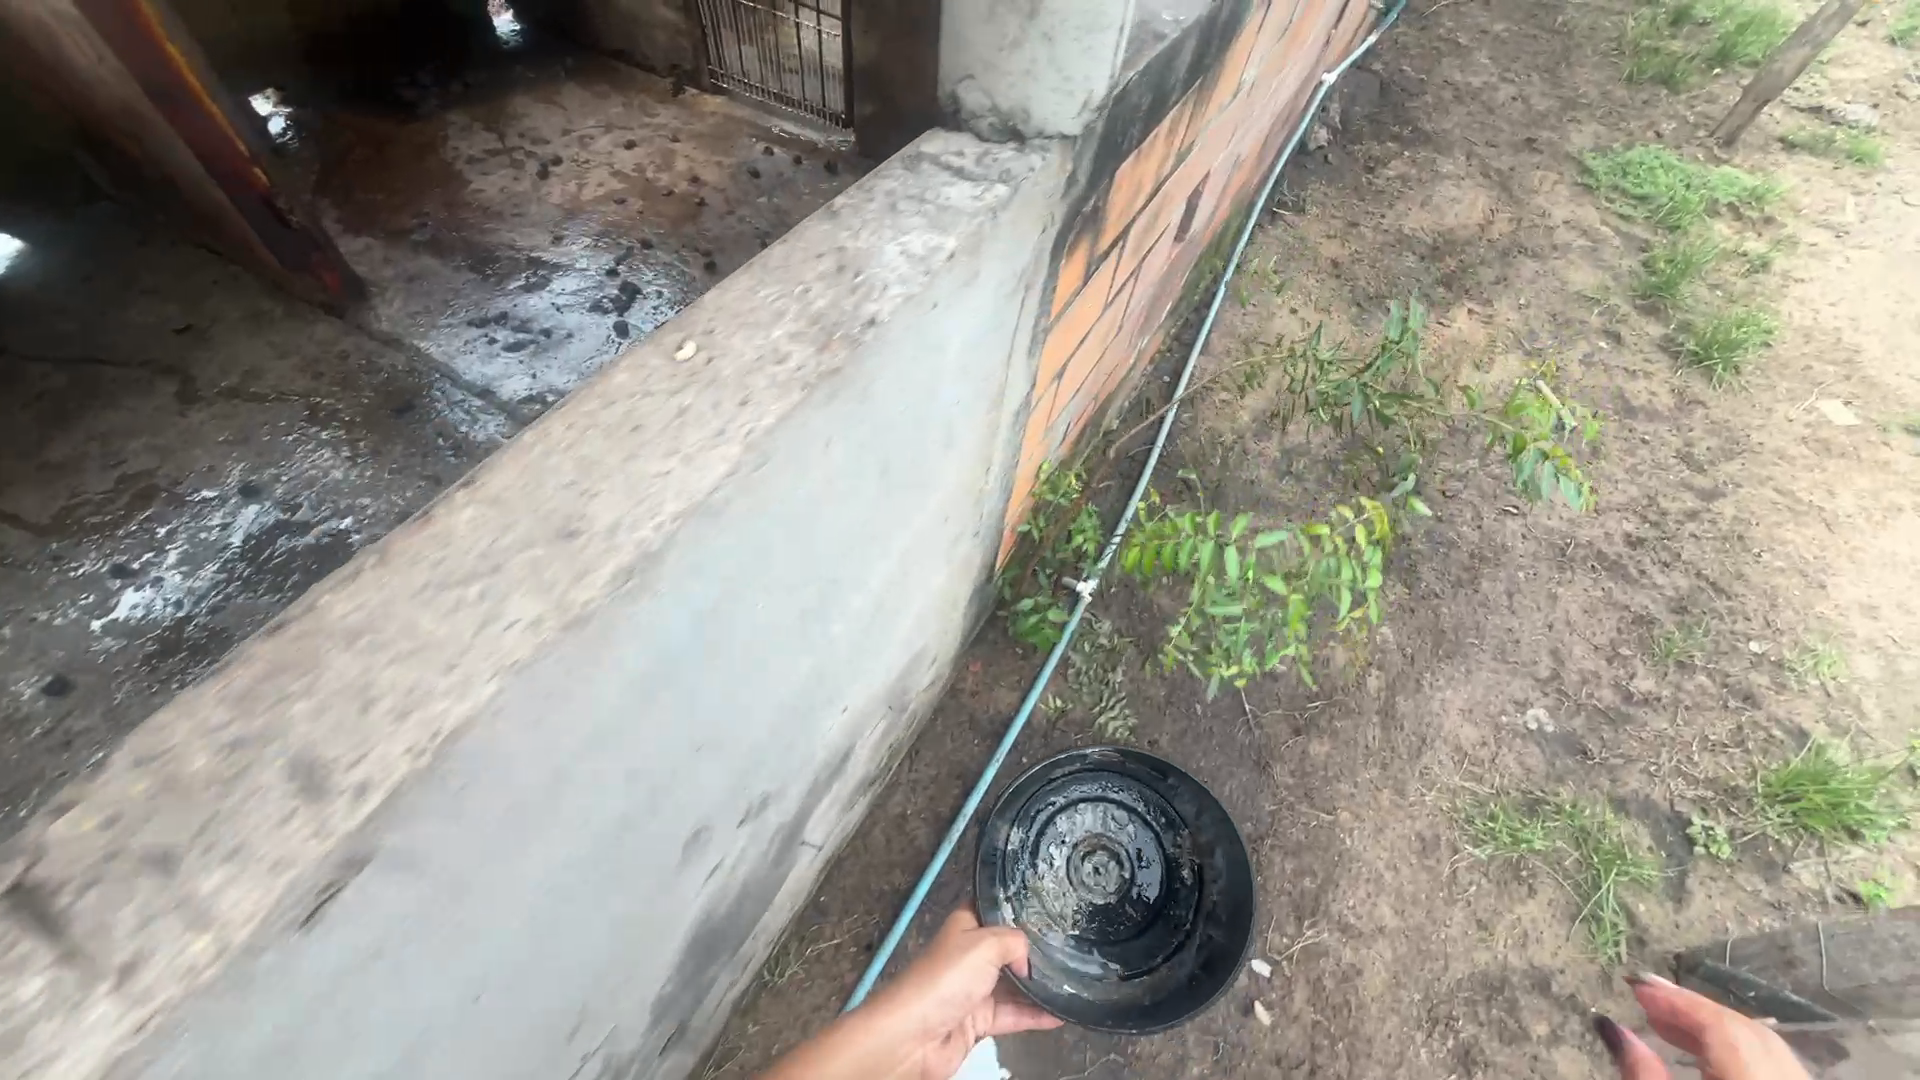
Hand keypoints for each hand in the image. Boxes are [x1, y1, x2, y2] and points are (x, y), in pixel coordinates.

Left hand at [761, 910, 1062, 1079]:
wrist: (915, 1034)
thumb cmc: (946, 977)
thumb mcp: (984, 943)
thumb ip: (1014, 942)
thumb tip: (1027, 959)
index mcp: (966, 924)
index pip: (996, 908)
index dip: (1019, 906)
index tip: (1051, 905)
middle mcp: (971, 952)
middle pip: (1009, 946)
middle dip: (1035, 948)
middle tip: (1071, 944)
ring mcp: (975, 987)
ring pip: (1014, 982)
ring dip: (1038, 984)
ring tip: (1073, 979)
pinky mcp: (979, 1020)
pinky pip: (1013, 1014)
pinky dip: (1035, 1014)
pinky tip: (1061, 1013)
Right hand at [1594, 972, 1810, 1079]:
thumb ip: (1642, 1071)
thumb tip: (1608, 1024)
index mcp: (1755, 1078)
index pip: (1723, 1025)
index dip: (1678, 1000)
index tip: (1635, 986)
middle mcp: (1789, 1078)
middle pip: (1749, 1031)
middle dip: (1695, 1009)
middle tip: (1646, 999)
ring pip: (1766, 1047)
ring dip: (1714, 1029)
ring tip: (1664, 1025)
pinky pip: (1775, 1066)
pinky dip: (1736, 1051)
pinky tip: (1700, 1053)